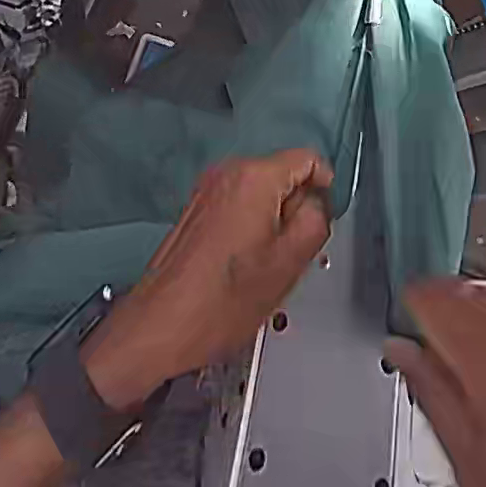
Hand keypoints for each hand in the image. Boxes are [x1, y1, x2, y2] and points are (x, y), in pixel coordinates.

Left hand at [79, 148, 333, 410]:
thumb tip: (318, 203)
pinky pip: (240, 202)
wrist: (159, 327)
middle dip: (297, 206)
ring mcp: (209, 188)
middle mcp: (229, 172)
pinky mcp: (197, 207)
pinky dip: (251, 224)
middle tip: (291, 250)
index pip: (311, 160)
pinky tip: (243, 262)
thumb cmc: (224, 299)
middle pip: (285, 174)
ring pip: (263, 190)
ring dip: (274, 218)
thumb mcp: (290, 261)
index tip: (321, 221)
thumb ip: (317, 219)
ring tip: (265, 261)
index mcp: (256, 177)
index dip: (325, 189)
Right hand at [385, 280, 485, 486]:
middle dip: (450, 315)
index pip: (436, 296)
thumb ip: (430, 389)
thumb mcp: (467, 456)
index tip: (407, 317)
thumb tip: (403, 351)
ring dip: (485, 321)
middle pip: (471, 295)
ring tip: (478, 367)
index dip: (415, 304)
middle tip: (435, 346)